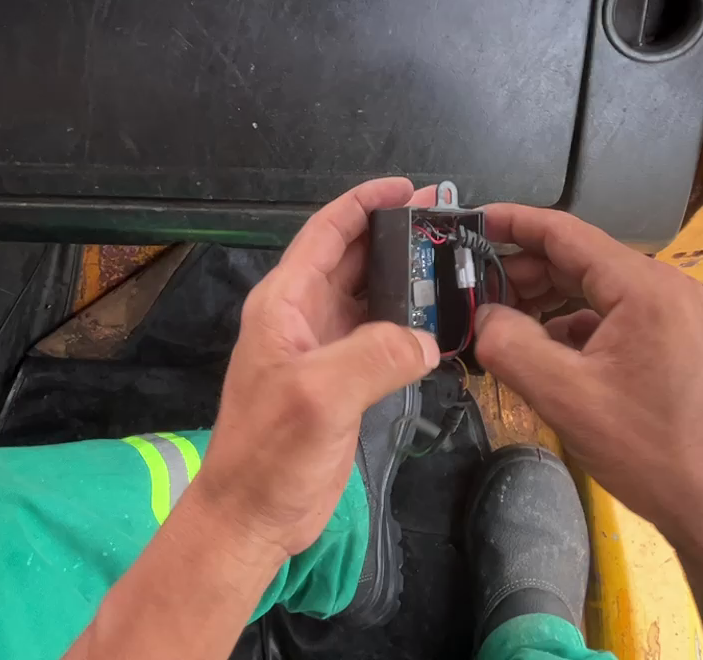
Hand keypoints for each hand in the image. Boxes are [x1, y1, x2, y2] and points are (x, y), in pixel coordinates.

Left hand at [189, 177, 440, 560]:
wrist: (253, 516)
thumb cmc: (270, 451)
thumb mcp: (319, 395)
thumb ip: (374, 356)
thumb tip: (426, 339)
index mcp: (285, 301)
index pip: (325, 233)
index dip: (362, 203)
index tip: (404, 186)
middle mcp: (303, 314)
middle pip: (350, 257)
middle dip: (392, 234)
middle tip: (443, 221)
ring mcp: (323, 346)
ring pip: (367, 296)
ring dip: (402, 278)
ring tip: (449, 265)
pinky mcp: (341, 378)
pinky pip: (378, 337)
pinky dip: (406, 325)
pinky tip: (439, 325)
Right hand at [471, 205, 702, 542]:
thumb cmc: (654, 451)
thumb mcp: (566, 398)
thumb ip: (509, 345)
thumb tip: (481, 316)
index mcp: (642, 286)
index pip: (563, 231)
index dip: (512, 221)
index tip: (469, 222)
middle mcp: (662, 288)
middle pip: (576, 259)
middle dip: (521, 272)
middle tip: (475, 295)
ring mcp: (673, 317)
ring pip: (591, 290)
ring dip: (544, 302)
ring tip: (504, 328)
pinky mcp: (674, 346)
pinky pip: (610, 318)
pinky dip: (570, 327)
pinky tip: (548, 358)